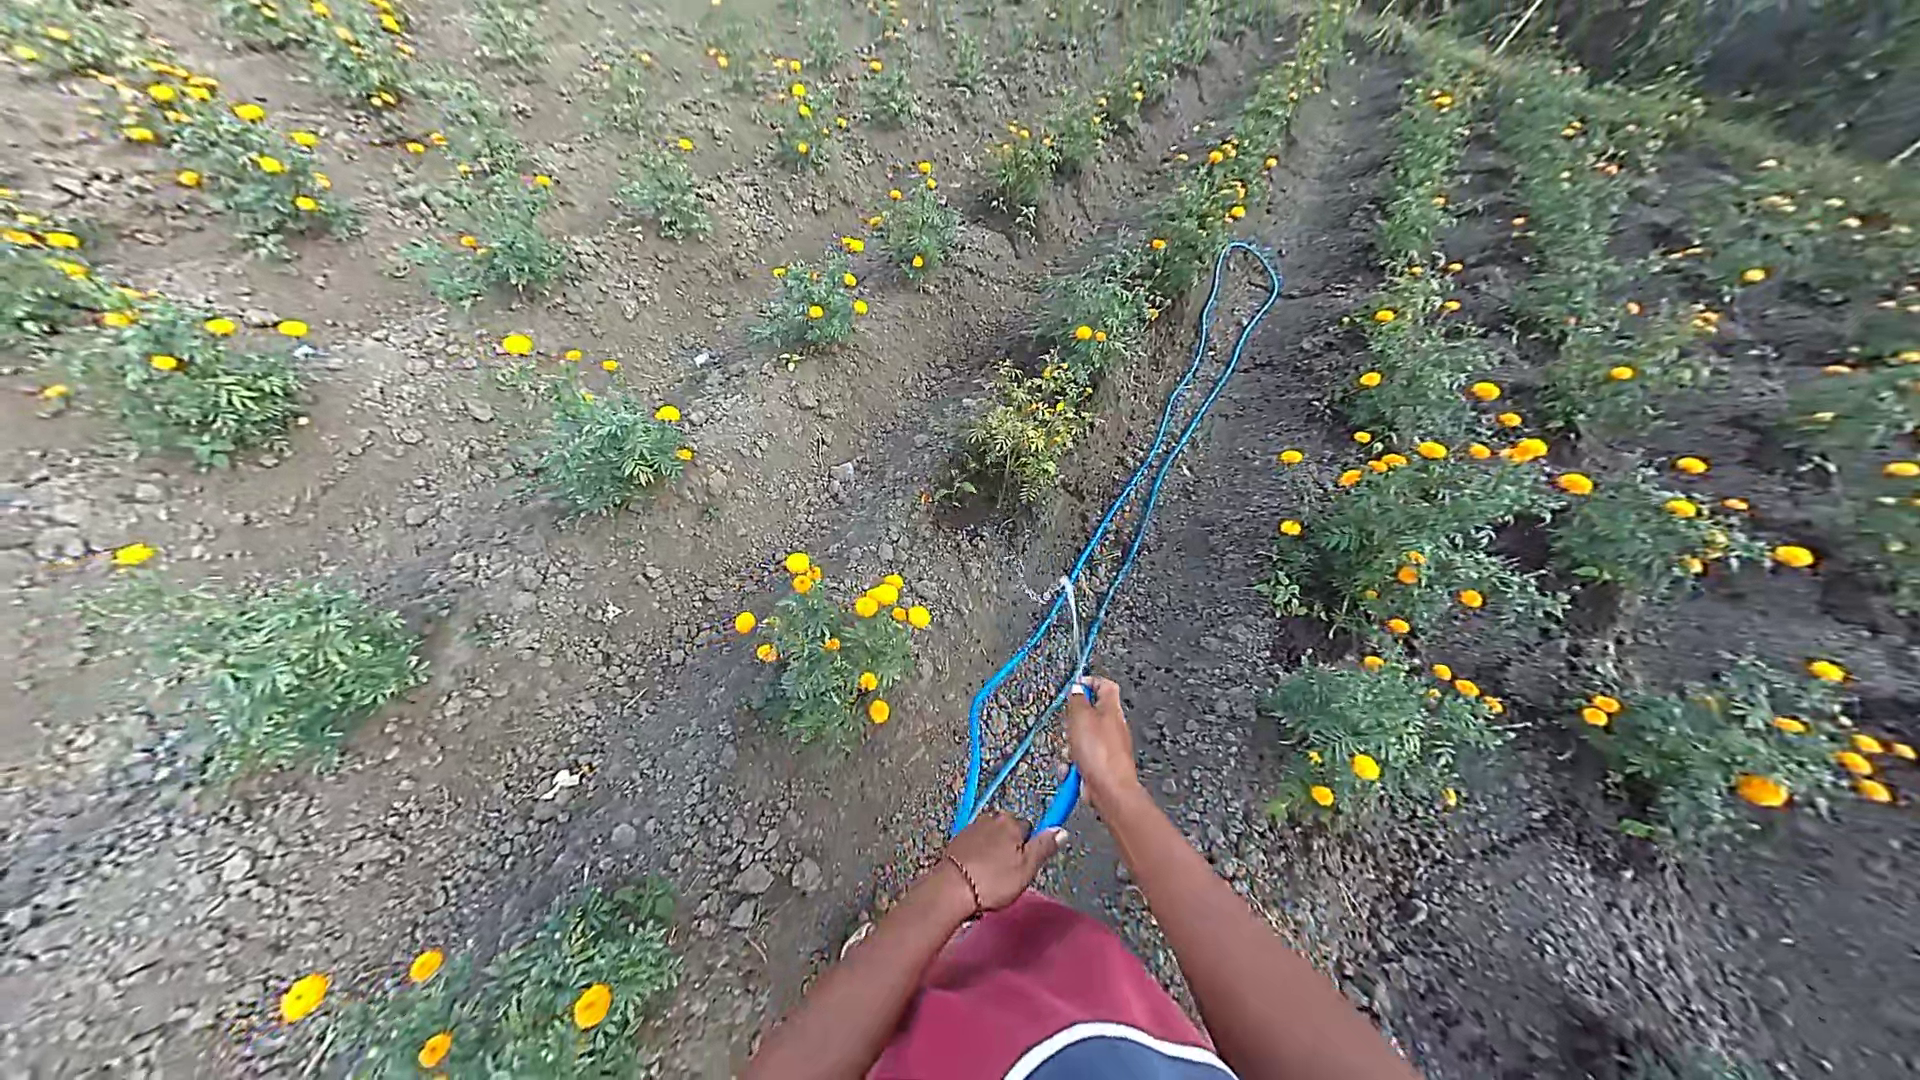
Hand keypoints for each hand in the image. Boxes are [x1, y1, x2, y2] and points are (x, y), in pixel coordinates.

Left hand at [941, 810, 1063, 911]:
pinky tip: (977, 875)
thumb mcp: (1027, 867)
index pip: (1030, 829)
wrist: (952, 888)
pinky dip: (978, 858)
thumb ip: (1045, 846)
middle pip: (1009, 832)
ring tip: (991, 878)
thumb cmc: (990, 880)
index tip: (1025, 864)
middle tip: (1009, 875)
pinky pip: (976, 847)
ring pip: (992, 840)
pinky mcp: (959, 840)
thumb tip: (1061, 831)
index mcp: (1011, 822)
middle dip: (1010, 850)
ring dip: (993, 854)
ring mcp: (973, 828)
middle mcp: (991, 818)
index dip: (1029, 849)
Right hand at [1065, 675, 1139, 807]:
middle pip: (1087, 714)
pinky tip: (1072, 769)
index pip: (1105, 686)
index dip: (1091, 682)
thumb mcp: (1081, 717)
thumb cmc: (1101, 754)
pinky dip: (1072, 763)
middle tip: (1069, 727)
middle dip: (1072, 722)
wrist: (1109, 789)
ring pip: (1080, 738)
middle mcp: (1111, 727)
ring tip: (1071, 753)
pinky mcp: (1099, 764)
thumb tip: (1076, 688)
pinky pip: (1079, 757)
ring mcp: (1106, 746)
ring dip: (1069, 746)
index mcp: (1111, 710)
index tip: (1076, 685)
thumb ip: (1077, 699)